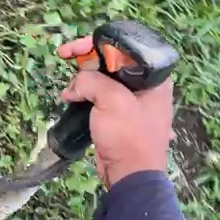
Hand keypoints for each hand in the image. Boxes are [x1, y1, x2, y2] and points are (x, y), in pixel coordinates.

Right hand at [57, 36, 175, 187]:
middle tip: (64, 56)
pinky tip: (70, 98)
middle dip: (86, 60)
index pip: (124, 48)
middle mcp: (145, 86)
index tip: (73, 49)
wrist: (130, 175)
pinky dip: (83, 93)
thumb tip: (76, 84)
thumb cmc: (128, 136)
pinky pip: (99, 95)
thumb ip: (92, 81)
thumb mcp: (112, 100)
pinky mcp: (118, 114)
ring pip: (103, 78)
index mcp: (154, 78)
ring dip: (82, 79)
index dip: (97, 44)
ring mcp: (131, 101)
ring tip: (68, 90)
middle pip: (112, 61)